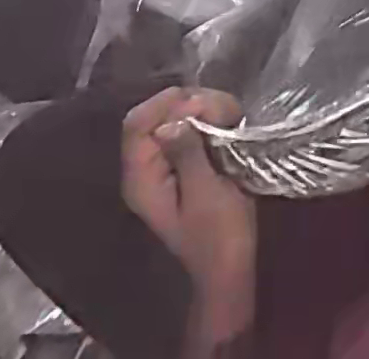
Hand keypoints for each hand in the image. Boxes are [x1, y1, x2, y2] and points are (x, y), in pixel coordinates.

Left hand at [121, 88, 256, 292]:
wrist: (229, 264)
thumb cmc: (217, 234)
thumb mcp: (206, 192)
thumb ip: (188, 153)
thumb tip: (173, 120)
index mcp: (142, 177)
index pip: (136, 123)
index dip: (166, 104)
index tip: (202, 104)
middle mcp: (148, 164)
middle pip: (158, 112)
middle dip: (192, 104)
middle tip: (226, 113)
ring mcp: (168, 160)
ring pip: (179, 113)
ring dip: (208, 107)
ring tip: (233, 118)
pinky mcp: (187, 158)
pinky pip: (194, 124)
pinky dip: (214, 116)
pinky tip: (232, 123)